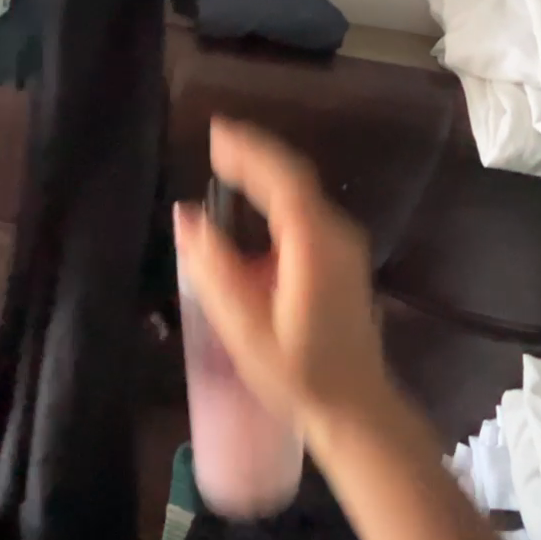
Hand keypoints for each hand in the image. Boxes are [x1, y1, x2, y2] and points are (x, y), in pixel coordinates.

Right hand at [174, 119, 396, 434]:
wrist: (355, 406)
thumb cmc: (297, 372)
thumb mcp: (244, 326)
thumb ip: (213, 267)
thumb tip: (185, 216)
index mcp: (314, 246)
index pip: (281, 180)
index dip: (248, 150)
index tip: (214, 133)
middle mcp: (335, 235)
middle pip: (293, 176)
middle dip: (253, 151)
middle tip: (215, 136)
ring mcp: (342, 244)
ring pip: (300, 189)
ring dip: (263, 169)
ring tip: (225, 156)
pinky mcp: (340, 255)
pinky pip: (303, 207)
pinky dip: (274, 190)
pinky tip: (251, 194)